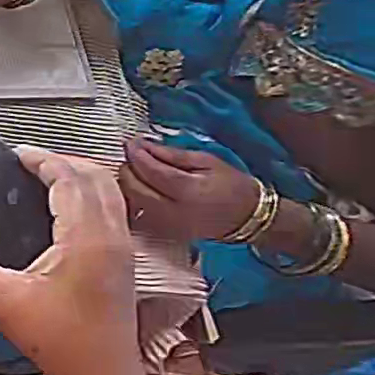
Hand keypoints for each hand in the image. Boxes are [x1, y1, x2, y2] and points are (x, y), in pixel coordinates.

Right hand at [0, 148, 138, 374]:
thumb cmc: (66, 343)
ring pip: (109, 192)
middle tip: (33, 162)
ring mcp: (122, 249)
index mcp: (87, 239)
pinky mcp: (123, 262)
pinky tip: (66, 210)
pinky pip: (112, 210)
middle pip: (97, 176)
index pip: (70, 179)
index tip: (21, 155)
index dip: (44, 161)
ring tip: (48, 178)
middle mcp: (111, 238)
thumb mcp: (5, 303)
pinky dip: (90, 196)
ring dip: (80, 177)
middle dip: (64, 161)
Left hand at [118, 139, 261, 241]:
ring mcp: (164, 225)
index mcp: (186, 191)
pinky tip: (140, 187)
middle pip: (134, 188)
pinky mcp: (162, 232)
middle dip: (128, 168)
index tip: (131, 142)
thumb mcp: (207, 161)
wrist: (246, 218)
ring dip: (128, 183)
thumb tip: (143, 145)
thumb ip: (172, 154)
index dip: (136, 154)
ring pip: (131, 201)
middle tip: (133, 155)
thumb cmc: (231, 185)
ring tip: (137, 169)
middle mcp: (171, 211)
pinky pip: (137, 213)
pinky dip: (132, 198)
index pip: (149, 170)